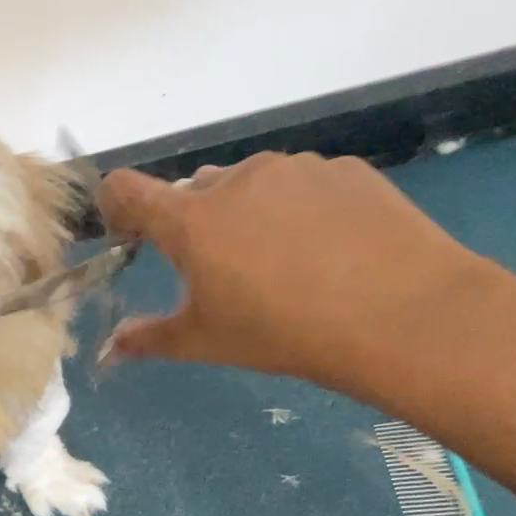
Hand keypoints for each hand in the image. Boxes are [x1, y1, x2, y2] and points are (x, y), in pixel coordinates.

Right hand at [97, 152, 490, 383]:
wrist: (402, 313)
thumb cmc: (280, 331)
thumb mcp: (201, 342)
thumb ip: (147, 338)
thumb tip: (113, 345)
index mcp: (192, 220)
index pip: (127, 189)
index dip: (116, 207)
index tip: (128, 236)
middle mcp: (238, 181)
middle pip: (192, 190)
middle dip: (189, 222)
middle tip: (212, 267)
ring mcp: (297, 170)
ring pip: (247, 185)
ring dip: (241, 214)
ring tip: (273, 260)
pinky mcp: (346, 171)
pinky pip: (298, 184)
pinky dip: (291, 209)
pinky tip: (319, 249)